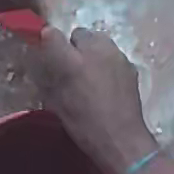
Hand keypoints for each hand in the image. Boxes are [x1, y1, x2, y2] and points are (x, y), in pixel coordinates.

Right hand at [31, 27, 159, 173]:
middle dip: (73, 45)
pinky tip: (106, 81)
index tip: (47, 52)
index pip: (53, 35)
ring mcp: (116, 56)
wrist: (122, 139)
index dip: (48, 41)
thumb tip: (43, 63)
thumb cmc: (84, 126)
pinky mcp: (130, 64)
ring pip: (98, 41)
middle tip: (71, 67)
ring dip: (91, 51)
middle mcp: (96, 51)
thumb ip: (49, 78)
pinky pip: (112, 54)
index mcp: (72, 63)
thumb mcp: (57, 104)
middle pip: (79, 33)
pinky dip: (106, 61)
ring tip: (90, 73)